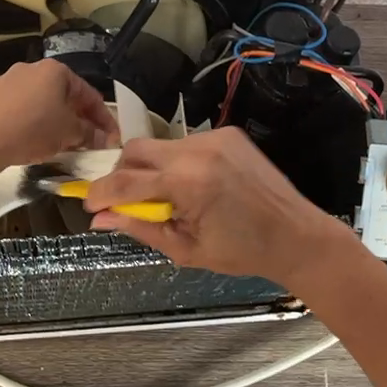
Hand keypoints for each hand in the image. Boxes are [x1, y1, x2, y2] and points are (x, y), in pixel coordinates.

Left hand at [0, 60, 119, 175]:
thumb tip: (103, 138)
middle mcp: (32, 69)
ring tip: (64, 145)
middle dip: (80, 120)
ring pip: (44, 102)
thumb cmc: (31, 130)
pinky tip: (35, 141)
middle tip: (89, 143)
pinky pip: (23, 109)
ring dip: (58, 122)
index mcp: (56, 70)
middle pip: (66, 96)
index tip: (112, 138)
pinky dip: (36, 123)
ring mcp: (9, 81)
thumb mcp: (68, 133)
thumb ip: (89, 133)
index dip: (104, 119)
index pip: (90, 94)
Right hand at [83, 126, 357, 286]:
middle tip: (126, 201)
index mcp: (188, 182)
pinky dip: (177, 163)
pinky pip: (186, 144)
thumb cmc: (243, 252)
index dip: (100, 192)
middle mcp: (199, 150)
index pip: (126, 180)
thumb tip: (101, 218)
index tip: (88, 205)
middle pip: (135, 150)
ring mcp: (215, 137)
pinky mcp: (228, 133)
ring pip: (160, 146)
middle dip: (122, 174)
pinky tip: (193, 187)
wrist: (297, 235)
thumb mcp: (186, 250)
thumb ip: (140, 228)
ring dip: (151, 169)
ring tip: (167, 198)